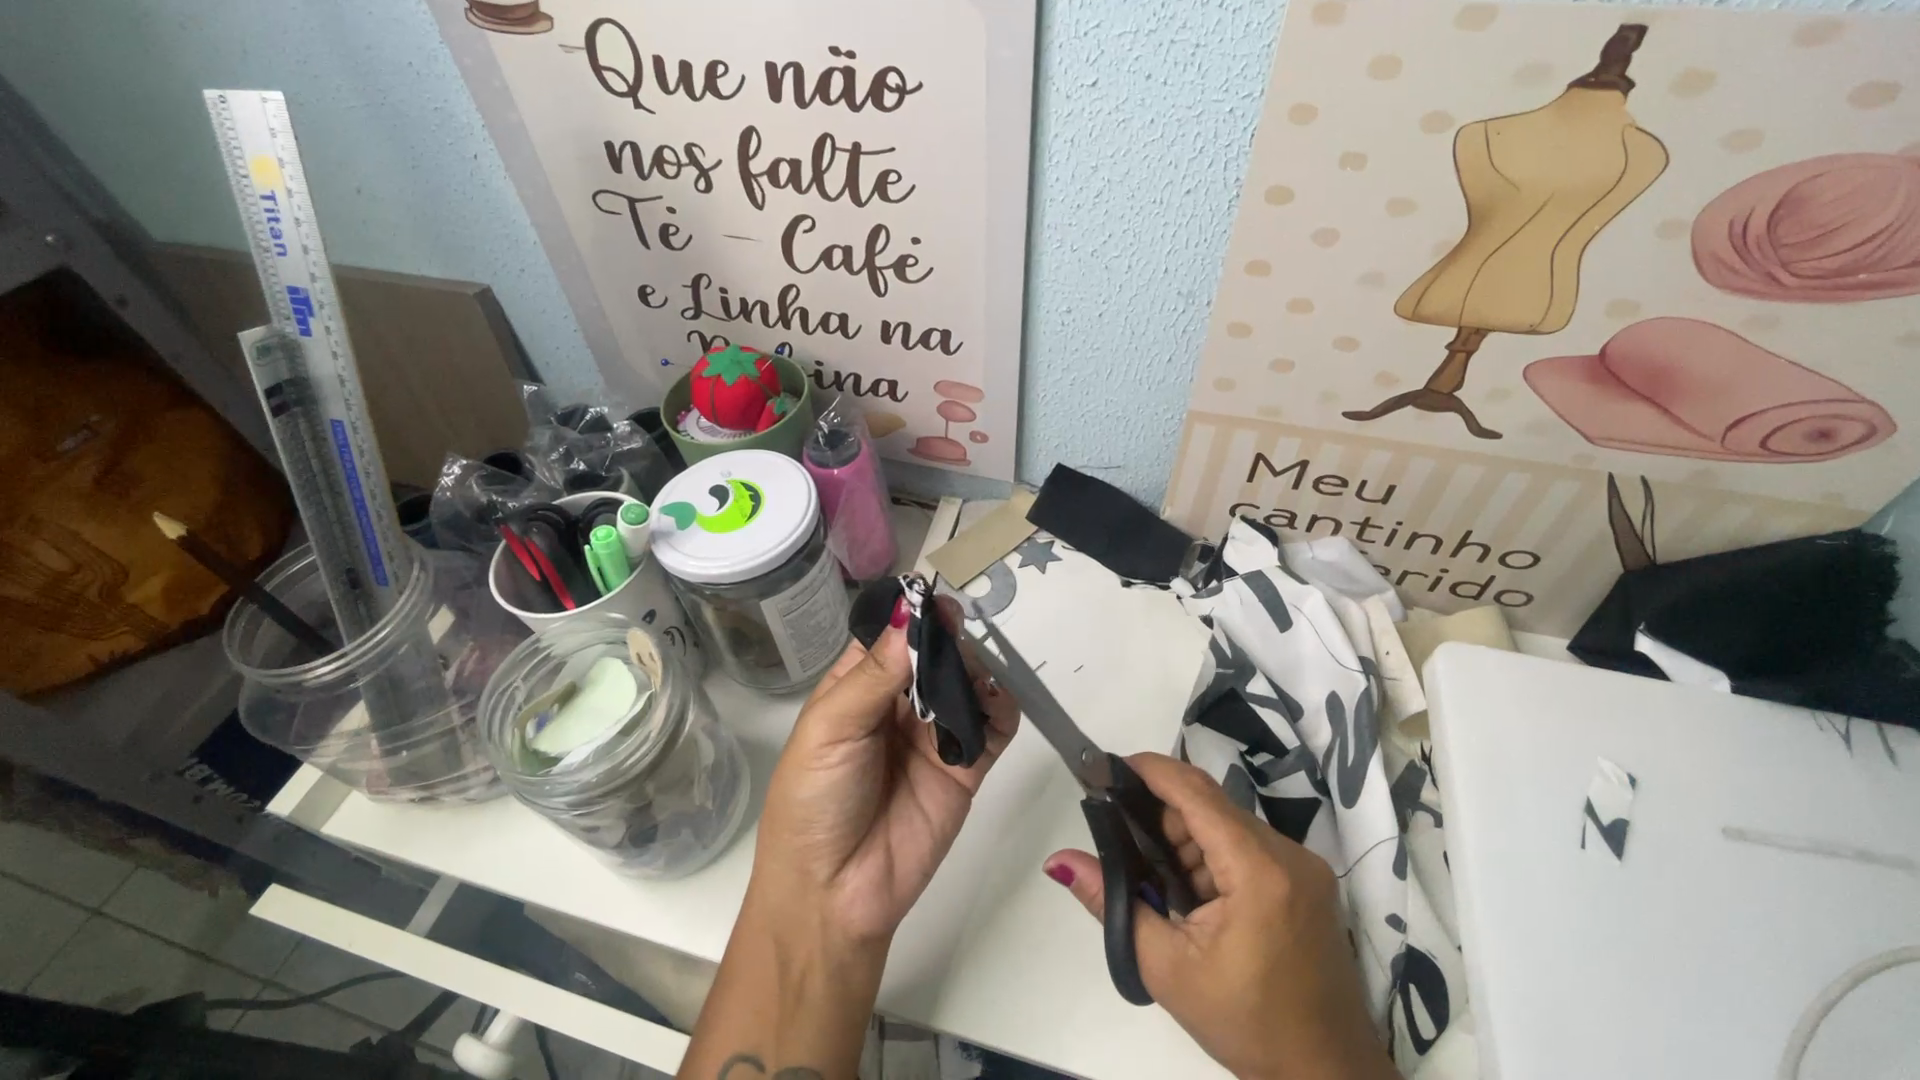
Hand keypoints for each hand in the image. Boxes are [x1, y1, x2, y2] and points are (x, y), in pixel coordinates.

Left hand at [749, 595, 1019, 945]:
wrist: (833, 894)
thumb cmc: (814, 802)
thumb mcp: (830, 732)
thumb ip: (873, 677)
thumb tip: (909, 614)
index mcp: (855, 690)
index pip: (889, 639)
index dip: (910, 617)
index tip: (934, 598)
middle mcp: (896, 707)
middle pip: (933, 657)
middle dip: (948, 641)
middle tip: (961, 630)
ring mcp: (933, 737)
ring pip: (965, 687)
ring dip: (975, 670)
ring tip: (976, 669)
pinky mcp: (965, 770)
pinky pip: (992, 730)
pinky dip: (1001, 709)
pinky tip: (996, 700)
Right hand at [1043, 754, 1395, 1079]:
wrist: (1326, 1073)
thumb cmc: (1246, 1024)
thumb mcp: (1166, 966)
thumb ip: (1111, 903)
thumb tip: (1059, 862)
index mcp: (1259, 870)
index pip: (1197, 793)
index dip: (1152, 770)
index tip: (1109, 765)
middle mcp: (1289, 854)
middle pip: (1213, 807)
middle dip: (1162, 813)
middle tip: (1117, 834)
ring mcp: (1304, 868)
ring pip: (1230, 826)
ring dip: (1187, 838)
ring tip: (1152, 876)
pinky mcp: (1308, 883)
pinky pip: (1250, 848)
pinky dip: (1213, 858)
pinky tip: (1189, 892)